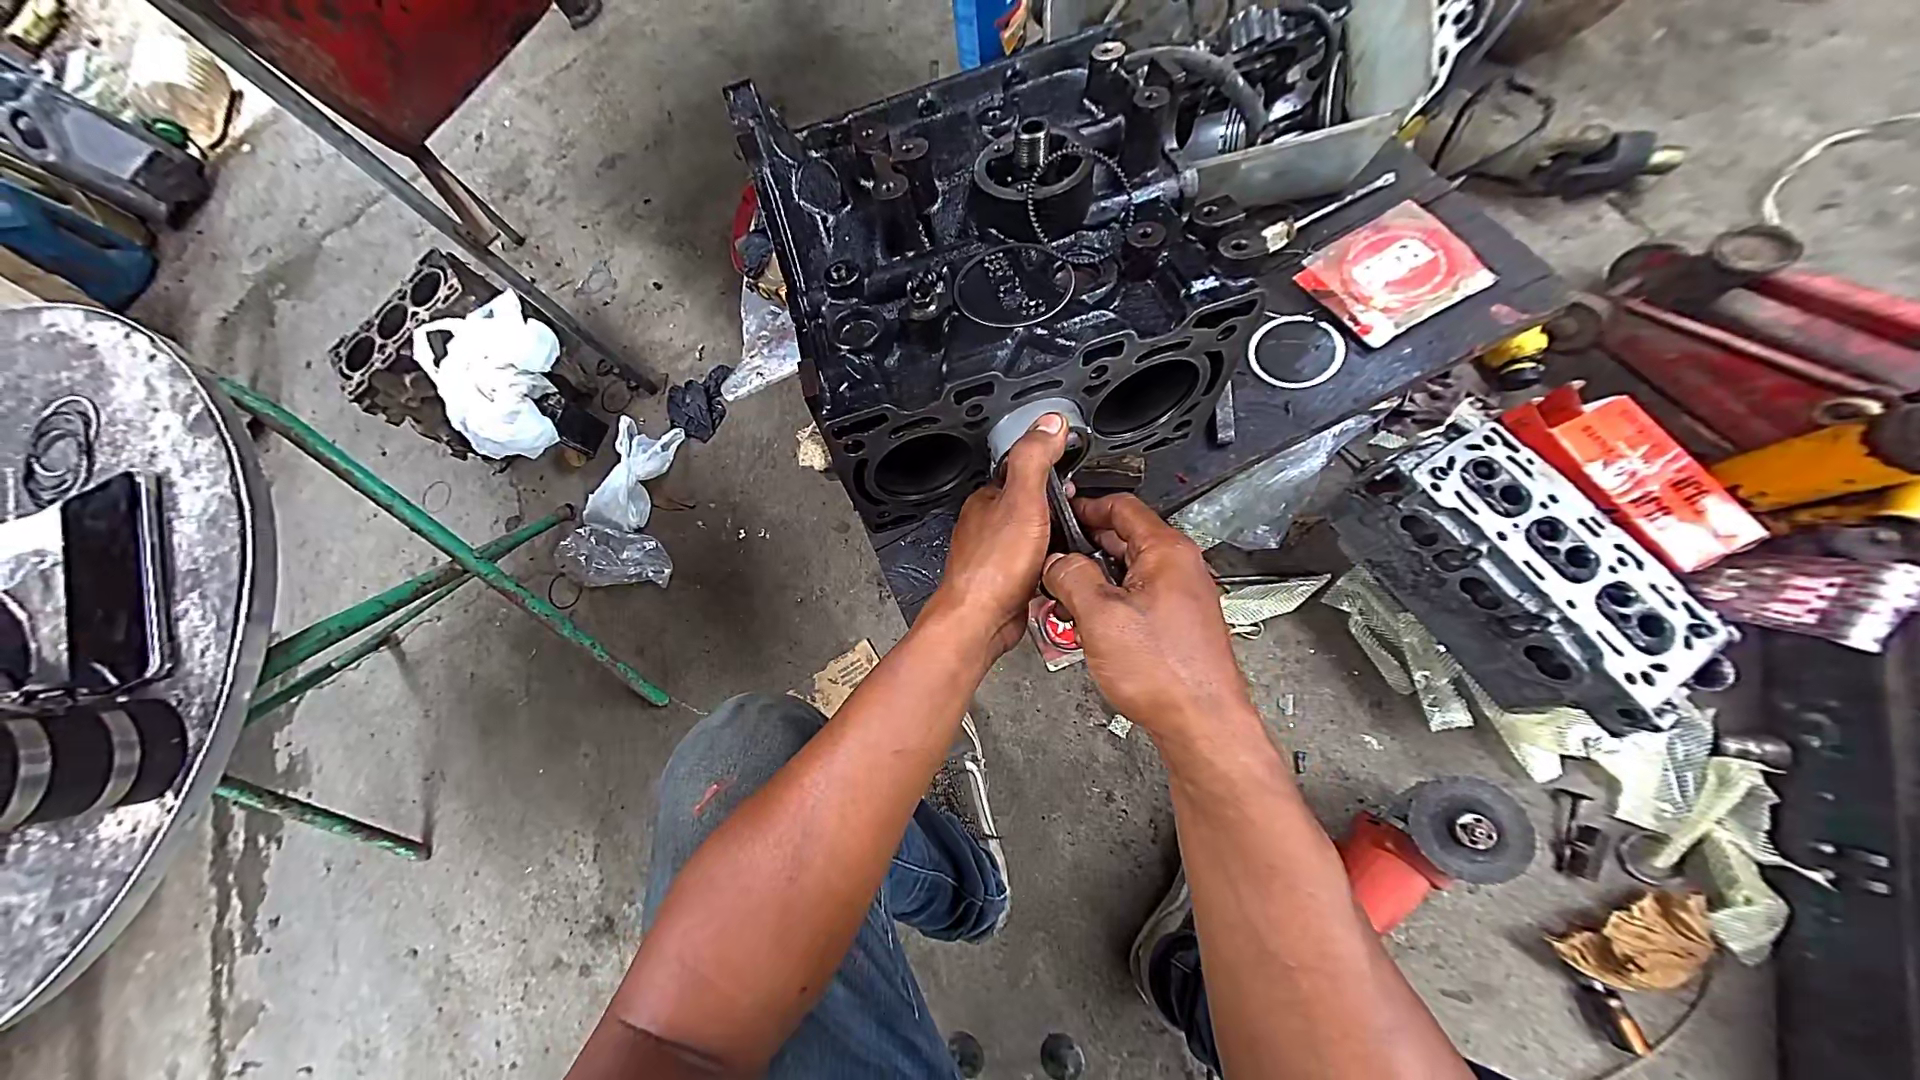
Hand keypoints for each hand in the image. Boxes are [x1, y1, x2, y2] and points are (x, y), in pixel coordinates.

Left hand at [922, 414, 1068, 657]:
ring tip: (1076, 537)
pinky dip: (1051, 561)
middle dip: (1057, 505)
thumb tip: (1049, 423)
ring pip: (1034, 534)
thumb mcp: (1023, 501)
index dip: (1050, 466)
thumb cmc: (992, 567)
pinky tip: (1060, 566)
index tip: (1073, 468)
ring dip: (1056, 535)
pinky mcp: (1007, 580)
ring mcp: (997, 553)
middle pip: (1030, 502)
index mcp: (988, 499)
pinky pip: (1035, 563)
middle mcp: (989, 524)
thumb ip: (1035, 459)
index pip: (1021, 469)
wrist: (980, 620)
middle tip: (1079, 510)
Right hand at [1041, 494, 1250, 736]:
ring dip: (1093, 582)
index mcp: (1167, 552)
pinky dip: (1109, 604)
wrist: (1201, 723)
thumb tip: (1057, 562)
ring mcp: (1180, 595)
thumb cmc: (1167, 674)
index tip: (1061, 516)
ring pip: (1126, 572)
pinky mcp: (1176, 621)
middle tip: (1055, 566)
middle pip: (1122, 539)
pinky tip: (1090, 625)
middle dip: (1083, 551)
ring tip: (1068, 602)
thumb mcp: (1100, 616)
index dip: (1085, 507)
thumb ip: (1071, 577)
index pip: (1121, 507)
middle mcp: (1179, 568)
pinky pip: (1135, 598)